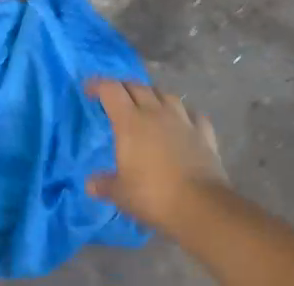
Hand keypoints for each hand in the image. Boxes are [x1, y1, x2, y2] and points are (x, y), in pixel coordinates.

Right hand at [85, 79, 226, 230]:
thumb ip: (104, 185)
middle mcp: (155, 112)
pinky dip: (186, 115)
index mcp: (130, 121)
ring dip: (154, 96)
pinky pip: (194, 115)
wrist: (201, 207)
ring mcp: (183, 121)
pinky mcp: (205, 135)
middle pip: (137, 86)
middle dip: (123, 88)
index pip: (110, 89)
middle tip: (117, 100)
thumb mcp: (121, 194)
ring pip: (166, 95)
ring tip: (150, 107)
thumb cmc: (154, 196)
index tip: (89, 91)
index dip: (97, 85)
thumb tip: (90, 185)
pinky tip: (184, 123)